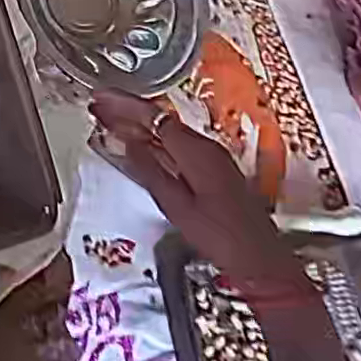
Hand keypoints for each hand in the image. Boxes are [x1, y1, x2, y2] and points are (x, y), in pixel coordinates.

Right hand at [90, 89, 308, 298]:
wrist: (262, 263)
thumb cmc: (220, 238)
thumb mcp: (175, 205)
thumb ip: (148, 169)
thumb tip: (125, 142)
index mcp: (196, 151)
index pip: (152, 115)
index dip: (123, 104)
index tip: (100, 97)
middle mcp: (206, 147)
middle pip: (160, 119)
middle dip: (126, 111)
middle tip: (98, 107)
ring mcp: (212, 157)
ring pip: (167, 130)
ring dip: (138, 125)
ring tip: (109, 121)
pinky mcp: (213, 168)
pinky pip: (176, 143)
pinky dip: (153, 139)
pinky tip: (137, 143)